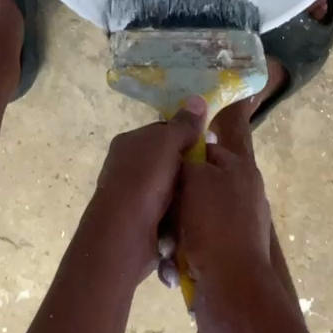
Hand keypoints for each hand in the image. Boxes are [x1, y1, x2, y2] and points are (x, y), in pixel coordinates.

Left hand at [81, 97, 205, 279]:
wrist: (124, 233)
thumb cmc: (144, 180)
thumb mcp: (167, 143)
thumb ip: (184, 124)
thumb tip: (198, 99)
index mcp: (129, 142)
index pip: (161, 132)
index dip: (184, 135)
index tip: (205, 145)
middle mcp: (126, 166)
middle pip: (165, 160)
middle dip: (185, 167)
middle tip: (208, 174)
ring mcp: (130, 195)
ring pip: (167, 188)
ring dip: (182, 194)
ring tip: (203, 197)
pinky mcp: (138, 222)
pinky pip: (164, 212)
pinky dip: (176, 215)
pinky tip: (191, 217)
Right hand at [177, 108, 311, 332]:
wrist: (232, 288)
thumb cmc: (214, 224)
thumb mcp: (197, 178)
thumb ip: (188, 163)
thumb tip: (185, 163)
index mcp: (242, 172)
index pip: (209, 150)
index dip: (184, 156)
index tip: (161, 166)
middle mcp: (241, 198)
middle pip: (197, 189)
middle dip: (175, 203)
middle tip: (160, 212)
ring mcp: (235, 230)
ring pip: (192, 221)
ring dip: (174, 233)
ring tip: (166, 248)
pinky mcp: (226, 258)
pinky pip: (197, 247)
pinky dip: (183, 256)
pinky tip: (172, 265)